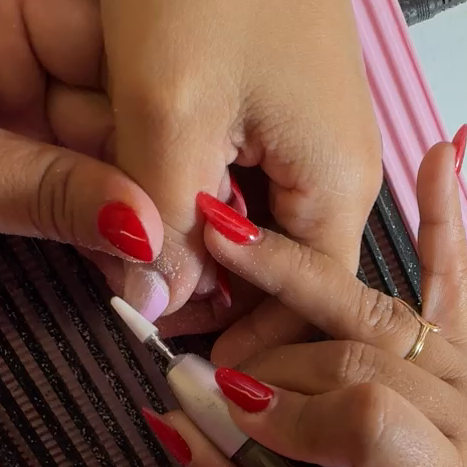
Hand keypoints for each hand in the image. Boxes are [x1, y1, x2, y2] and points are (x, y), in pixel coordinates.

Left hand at [0, 0, 168, 310]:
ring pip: (104, 140)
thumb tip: (157, 234)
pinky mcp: (3, 131)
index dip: (163, 116)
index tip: (206, 193)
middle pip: (116, 92)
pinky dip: (103, 222)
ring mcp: (4, 77)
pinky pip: (76, 172)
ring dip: (136, 211)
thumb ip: (53, 194)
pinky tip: (134, 265)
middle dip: (155, 174)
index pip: (105, 36)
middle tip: (198, 255)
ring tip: (172, 275)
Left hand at [98, 0, 383, 341]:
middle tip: (136, 293)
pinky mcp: (282, 112)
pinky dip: (192, 193)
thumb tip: (153, 302)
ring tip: (127, 238)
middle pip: (282, 273)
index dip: (246, 338)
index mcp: (340, 187)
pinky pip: (242, 181)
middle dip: (208, 290)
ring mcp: (313, 142)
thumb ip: (160, 223)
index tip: (186, 359)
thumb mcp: (168, 107)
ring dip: (190, 240)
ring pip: (254, 230)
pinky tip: (145, 181)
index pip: (308, 306)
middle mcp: (339, 173)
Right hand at [158, 143, 466, 466]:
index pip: (370, 421)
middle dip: (272, 362)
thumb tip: (176, 424)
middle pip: (362, 361)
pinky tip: (437, 158)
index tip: (232, 408)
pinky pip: (450, 281)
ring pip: (376, 314)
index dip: (293, 412)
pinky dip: (441, 220)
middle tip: (217, 370)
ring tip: (232, 250)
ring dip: (295, 281)